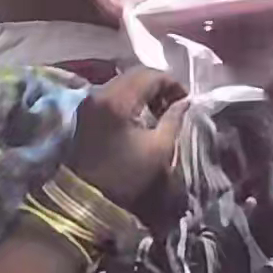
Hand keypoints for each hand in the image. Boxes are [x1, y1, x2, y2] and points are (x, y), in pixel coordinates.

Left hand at [66, 67, 187, 204]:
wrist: (86, 198)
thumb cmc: (126, 175)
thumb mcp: (158, 149)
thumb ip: (174, 119)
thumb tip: (185, 102)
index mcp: (117, 100)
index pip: (150, 75)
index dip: (172, 83)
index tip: (186, 101)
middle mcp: (99, 93)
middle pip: (134, 74)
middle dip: (158, 85)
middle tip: (174, 104)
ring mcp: (89, 101)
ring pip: (123, 82)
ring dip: (144, 91)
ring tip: (159, 111)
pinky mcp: (85, 112)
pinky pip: (112, 93)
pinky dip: (129, 98)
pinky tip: (141, 115)